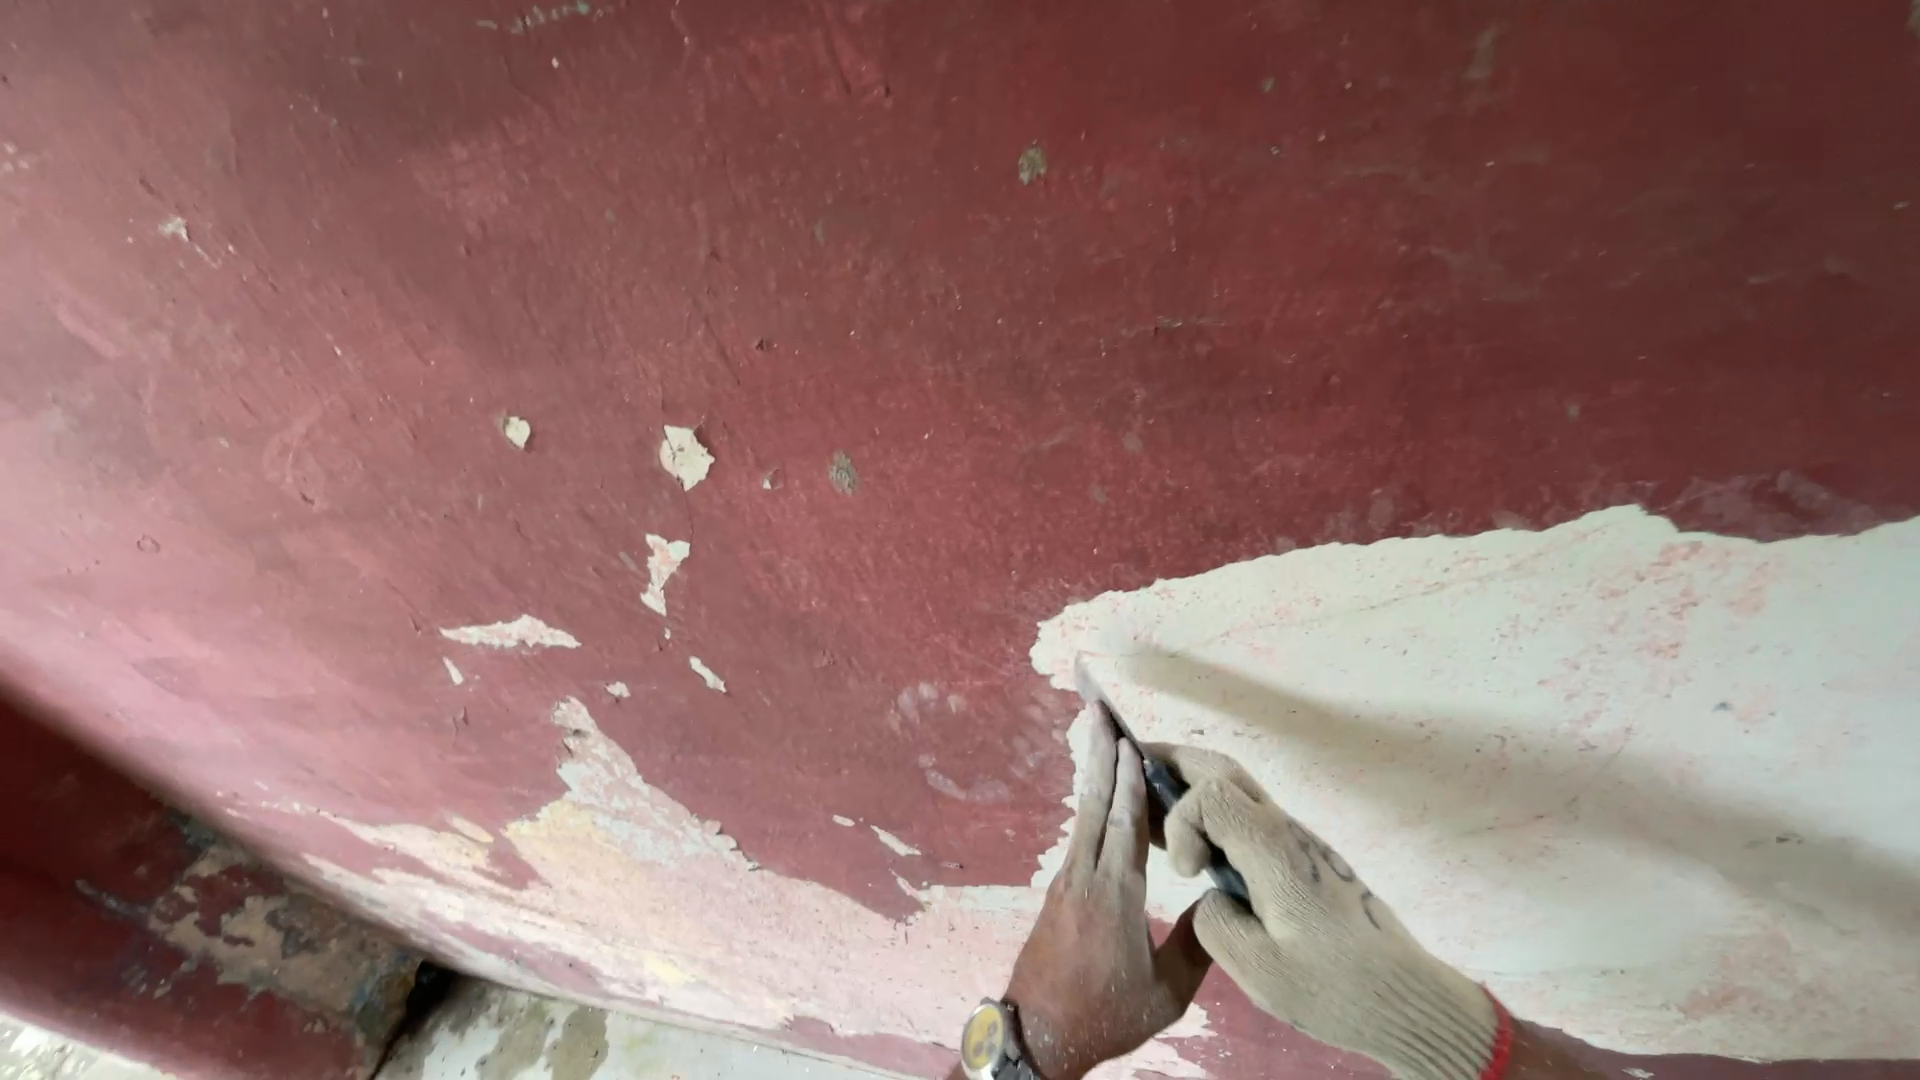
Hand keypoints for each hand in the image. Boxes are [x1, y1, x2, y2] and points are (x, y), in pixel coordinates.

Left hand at [998, 715, 1211, 1079]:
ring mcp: (1068, 877)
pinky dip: (1090, 799)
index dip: (1130, 782)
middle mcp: (1086, 874)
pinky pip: (1079, 830)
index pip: (1125, 825)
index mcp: (1114, 895)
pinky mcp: (1060, 884)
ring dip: (1093, 769)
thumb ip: (1195, 947)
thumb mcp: (1165, 994)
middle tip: (1099, 711)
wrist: (1042, 1031)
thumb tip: (1221, 904)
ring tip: (1097, 732)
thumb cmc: (1107, 1012)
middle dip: (1101, 755)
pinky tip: (1096, 787)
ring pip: (1083, 812)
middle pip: (1096, 804)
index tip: (1132, 742)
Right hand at [1148, 743, 1505, 1079]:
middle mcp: (1283, 831)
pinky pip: (1245, 814)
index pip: (1209, 795)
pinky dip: (1208, 810)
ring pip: (1235, 786)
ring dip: (1189, 782)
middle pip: (1221, 768)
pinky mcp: (1298, 857)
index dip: (1180, 822)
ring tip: (1148, 796)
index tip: (1185, 871)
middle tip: (1130, 765)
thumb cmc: (1338, 988)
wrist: (1410, 1001)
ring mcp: (1294, 840)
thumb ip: (1214, 920)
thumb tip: (1210, 894)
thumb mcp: (1261, 970)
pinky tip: (1188, 838)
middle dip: (1171, 761)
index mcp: (1273, 851)